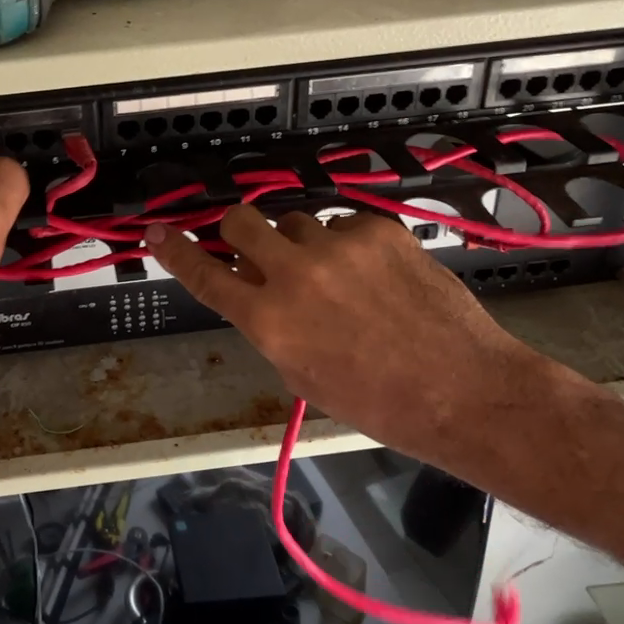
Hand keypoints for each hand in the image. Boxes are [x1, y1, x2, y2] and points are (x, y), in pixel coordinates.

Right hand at [146, 207, 556, 463]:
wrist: (465, 390)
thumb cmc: (379, 403)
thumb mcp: (303, 377)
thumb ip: (270, 328)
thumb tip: (259, 293)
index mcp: (269, 320)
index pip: (205, 274)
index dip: (176, 251)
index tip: (158, 232)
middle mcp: (294, 274)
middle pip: (241, 220)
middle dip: (240, 231)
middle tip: (258, 248)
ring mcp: (337, 245)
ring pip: (295, 221)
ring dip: (303, 244)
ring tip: (338, 277)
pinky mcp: (377, 229)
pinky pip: (343, 223)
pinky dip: (348, 245)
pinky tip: (375, 276)